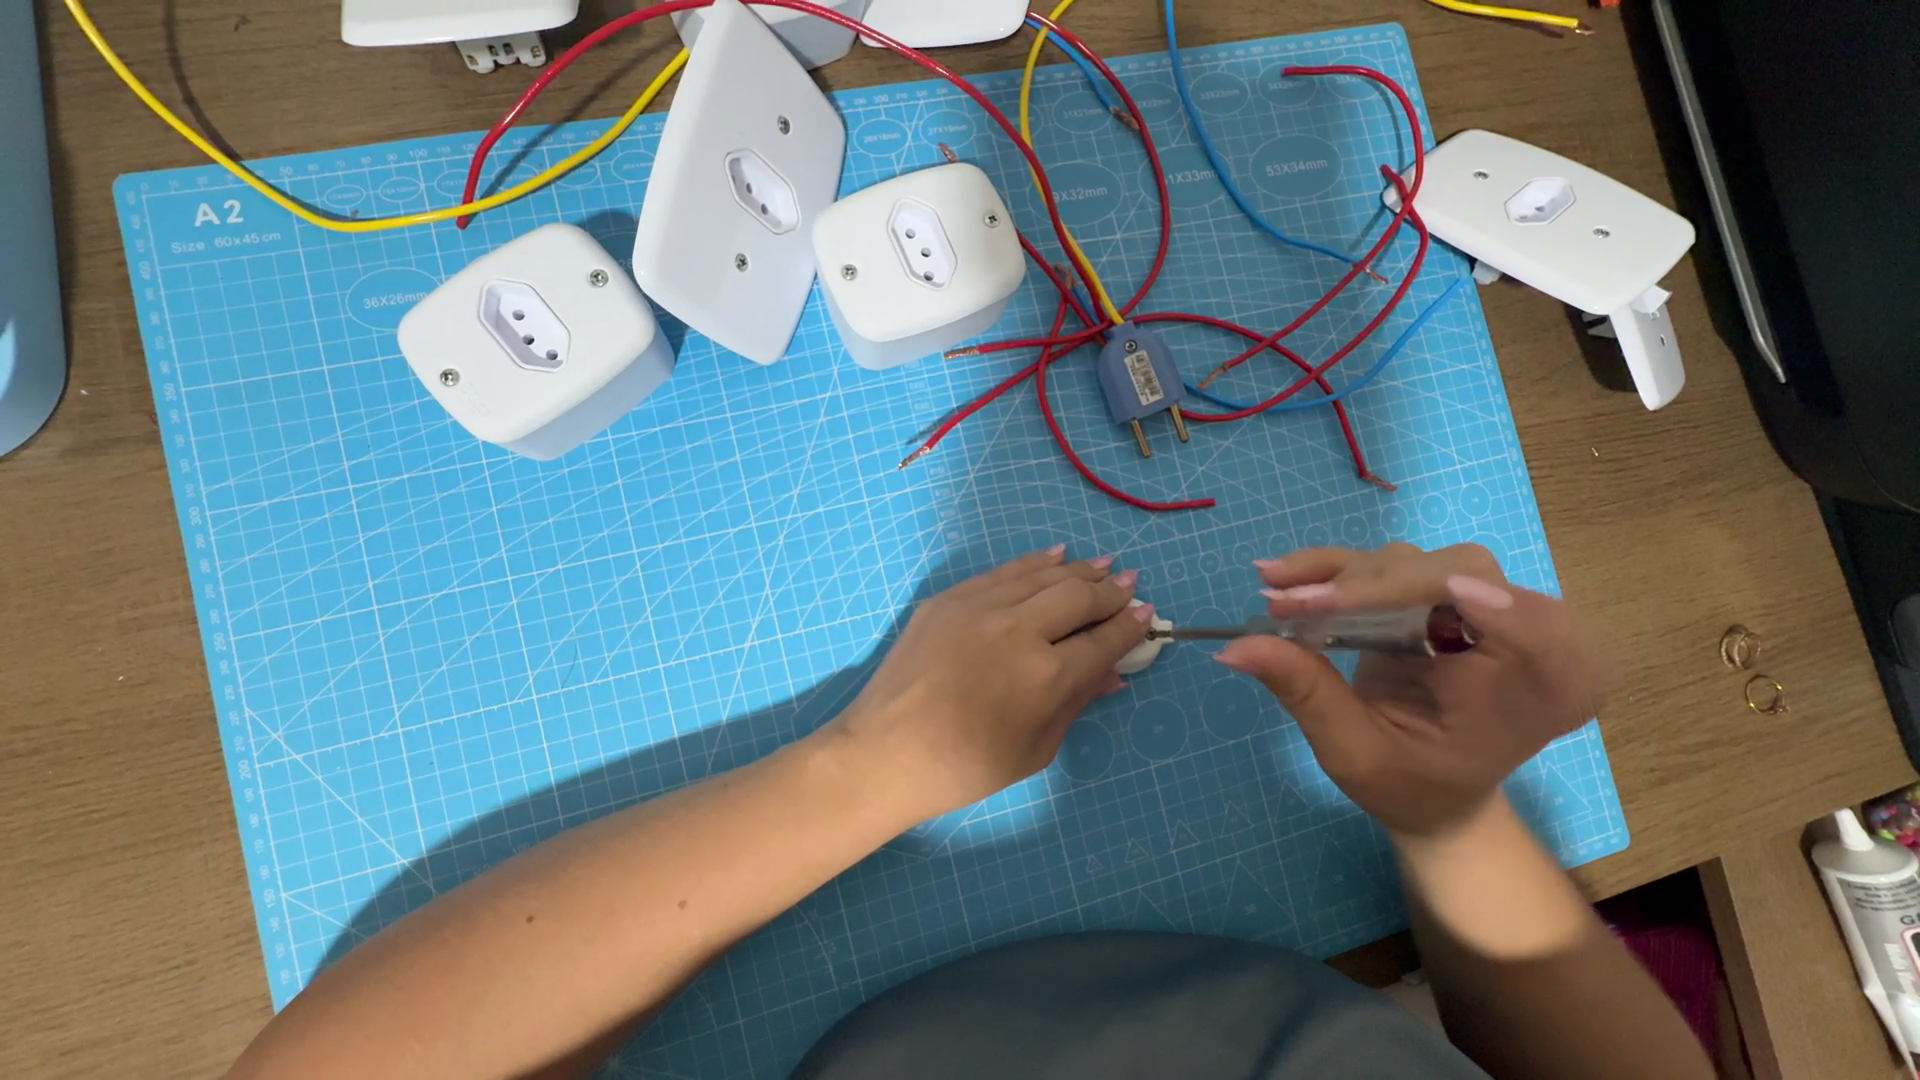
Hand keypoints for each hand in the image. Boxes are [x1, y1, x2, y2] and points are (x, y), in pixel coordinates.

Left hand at [828, 546, 1151, 823]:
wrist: (885, 752)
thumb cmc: (965, 767)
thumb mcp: (1035, 748)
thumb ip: (1076, 702)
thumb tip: (1114, 672)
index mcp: (1045, 676)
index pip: (1102, 640)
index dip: (1130, 626)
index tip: (1148, 613)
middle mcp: (1018, 630)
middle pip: (1077, 597)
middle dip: (1110, 590)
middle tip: (1129, 584)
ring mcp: (979, 607)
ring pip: (1041, 576)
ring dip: (1078, 570)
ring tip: (1101, 565)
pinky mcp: (949, 599)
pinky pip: (1002, 573)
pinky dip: (1033, 563)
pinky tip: (1054, 557)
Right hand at [1216, 544, 1605, 838]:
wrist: (1433, 792)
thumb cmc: (1409, 786)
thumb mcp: (1354, 752)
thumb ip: (1307, 693)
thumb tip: (1235, 646)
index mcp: (1536, 688)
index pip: (1534, 628)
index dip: (1497, 602)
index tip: (1452, 593)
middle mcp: (1519, 634)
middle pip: (1457, 574)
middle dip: (1373, 585)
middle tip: (1292, 605)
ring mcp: (1475, 606)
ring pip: (1412, 561)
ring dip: (1341, 574)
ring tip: (1275, 594)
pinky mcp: (1435, 594)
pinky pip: (1388, 566)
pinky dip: (1335, 570)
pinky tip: (1284, 577)